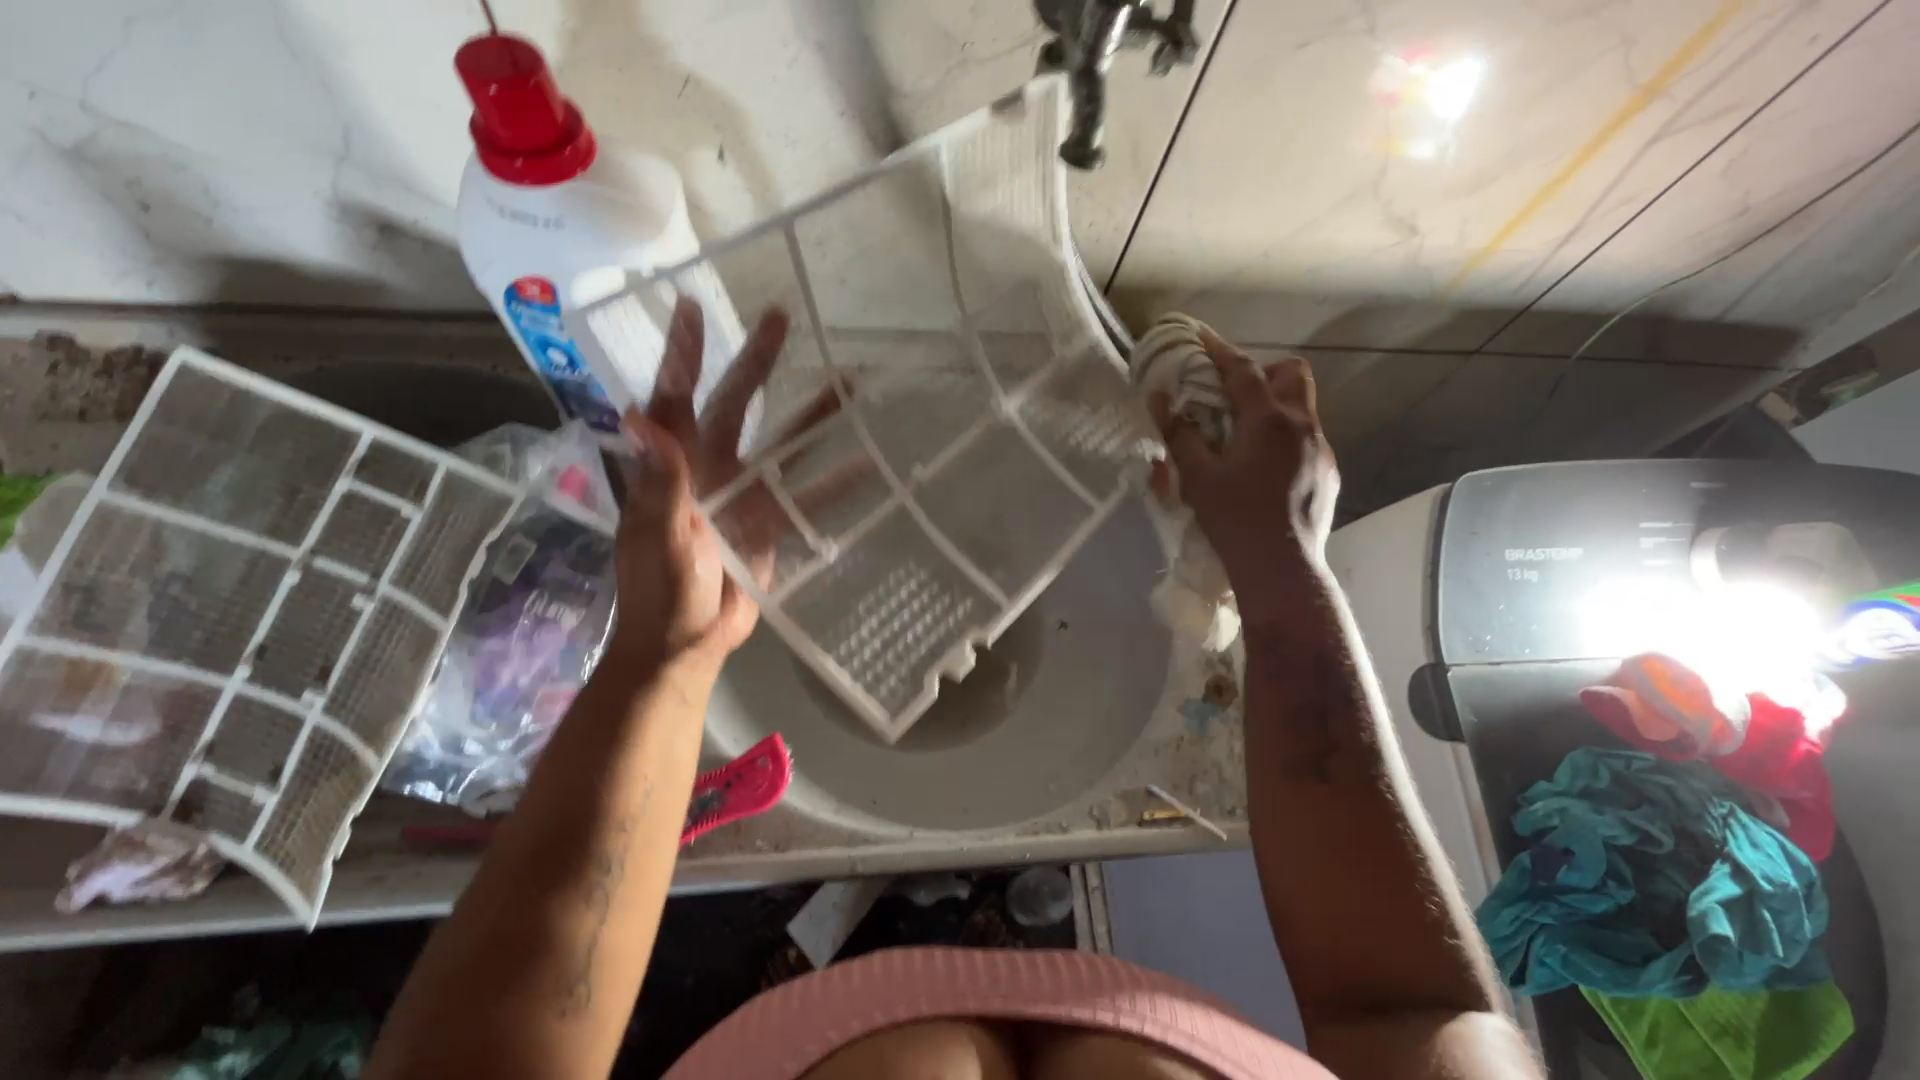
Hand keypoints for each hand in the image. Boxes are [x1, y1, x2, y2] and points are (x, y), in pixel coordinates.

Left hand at [611, 297, 845, 669]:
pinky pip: (808, 496)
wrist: (687, 643)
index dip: (684, 354)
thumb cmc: (660, 592)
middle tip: (781, 317)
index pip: (676, 397)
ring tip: (848, 379)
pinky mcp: (770, 522)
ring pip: (783, 443)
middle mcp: (710, 467)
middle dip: (757, 361)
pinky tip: (868, 460)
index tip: (692, 307)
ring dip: (812, 412)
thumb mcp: (659, 535)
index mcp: (674, 465)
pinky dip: (837, 482)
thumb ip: (662, 479)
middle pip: (737, 403)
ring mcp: (744, 493)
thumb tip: (639, 415)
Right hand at [1149, 325, 1338, 625]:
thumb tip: (1160, 398)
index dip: (1220, 351)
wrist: (1281, 568)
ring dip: (1274, 407)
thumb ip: (1179, 433)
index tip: (1202, 339)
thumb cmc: (1234, 520)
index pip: (1244, 371)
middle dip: (1262, 372)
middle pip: (1292, 374)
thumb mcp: (1197, 477)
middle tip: (1232, 393)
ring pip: (1302, 408)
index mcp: (1269, 420)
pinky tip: (1263, 470)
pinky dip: (1283, 439)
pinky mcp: (1329, 474)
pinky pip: (1307, 440)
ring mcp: (1321, 450)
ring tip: (1244, 434)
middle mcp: (1303, 426)